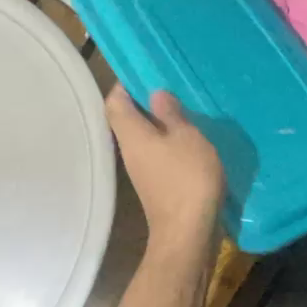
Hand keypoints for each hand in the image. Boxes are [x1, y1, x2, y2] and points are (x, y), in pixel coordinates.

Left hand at [106, 86, 223, 253]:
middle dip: (146, 104)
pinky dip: (170, 146)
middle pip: (128, 121)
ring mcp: (143, 172)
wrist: (187, 233)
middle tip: (171, 90)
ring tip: (185, 113)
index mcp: (132, 135)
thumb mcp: (188, 138)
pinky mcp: (157, 187)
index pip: (115, 101)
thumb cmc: (188, 179)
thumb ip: (172, 115)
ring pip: (145, 139)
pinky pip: (159, 156)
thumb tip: (155, 95)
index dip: (125, 84)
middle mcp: (131, 152)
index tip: (146, 73)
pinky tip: (191, 143)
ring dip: (161, 126)